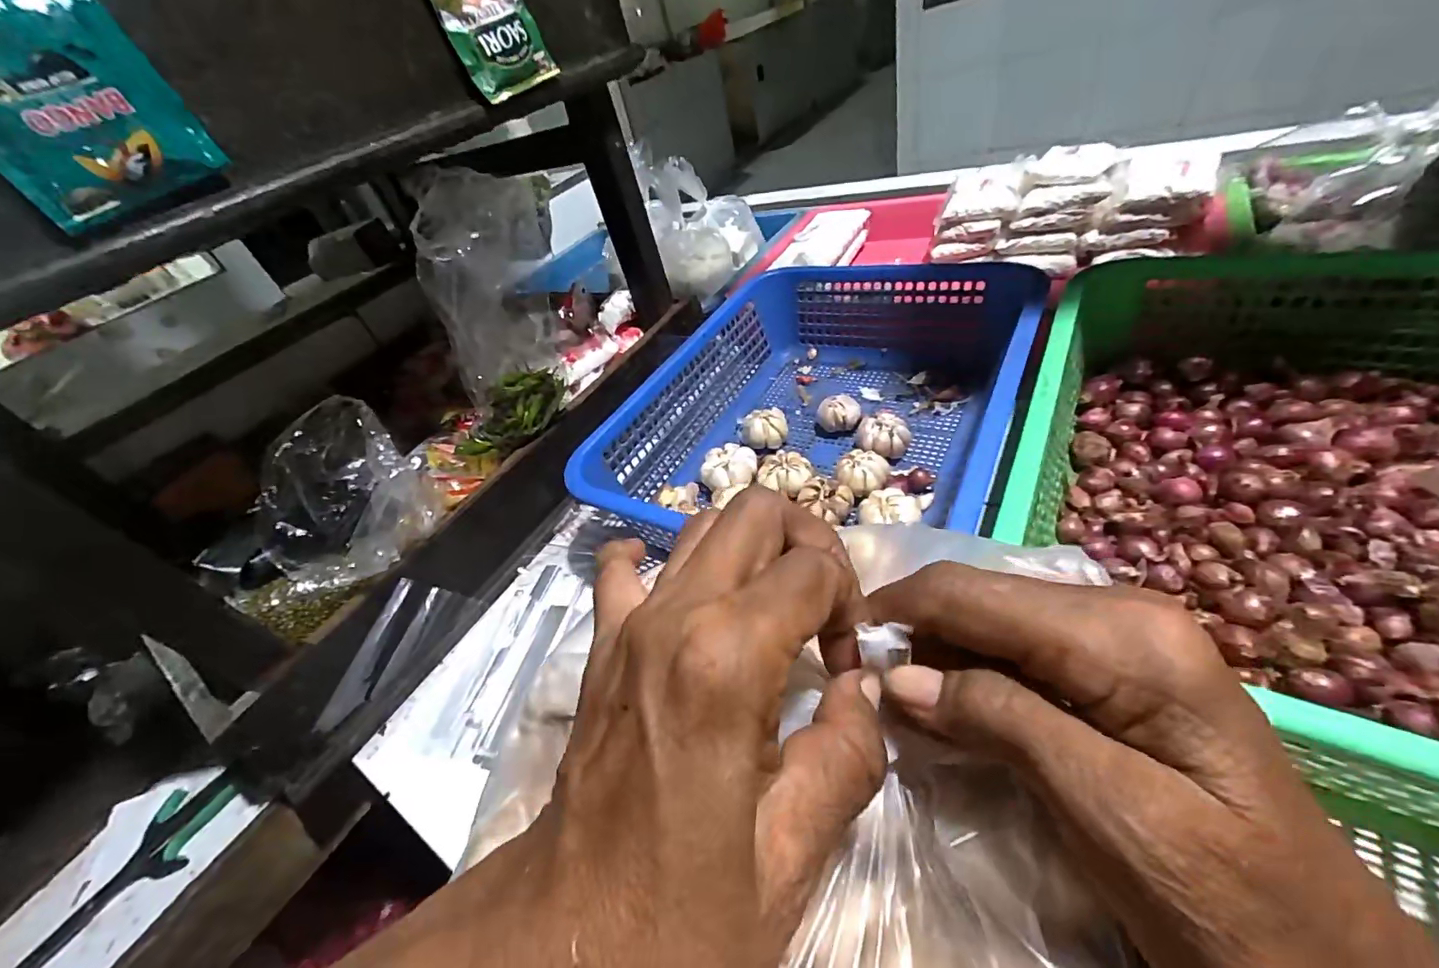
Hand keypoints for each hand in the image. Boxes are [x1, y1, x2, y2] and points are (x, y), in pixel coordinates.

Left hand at [343, 488, 884, 967]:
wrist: (575, 925)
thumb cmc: (687, 905)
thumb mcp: (794, 851)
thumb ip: (846, 753)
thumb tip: (864, 688)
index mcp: (726, 658)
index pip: (813, 567)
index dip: (850, 608)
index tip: (846, 673)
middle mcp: (672, 616)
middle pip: (753, 513)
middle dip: (807, 544)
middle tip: (824, 616)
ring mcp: (627, 621)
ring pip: (697, 526)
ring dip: (750, 548)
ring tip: (773, 610)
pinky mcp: (601, 641)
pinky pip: (622, 566)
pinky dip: (660, 559)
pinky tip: (685, 593)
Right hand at [870, 563, 1438, 967]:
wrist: (1324, 957)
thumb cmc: (1225, 895)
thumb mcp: (1108, 810)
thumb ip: (1003, 723)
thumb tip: (895, 677)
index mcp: (1128, 636)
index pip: (970, 594)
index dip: (893, 613)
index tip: (839, 652)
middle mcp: (1123, 611)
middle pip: (973, 595)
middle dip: (910, 632)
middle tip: (864, 685)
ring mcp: (1118, 633)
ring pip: (983, 616)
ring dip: (933, 653)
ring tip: (901, 702)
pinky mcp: (1108, 662)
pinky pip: (1008, 644)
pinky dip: (964, 670)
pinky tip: (950, 707)